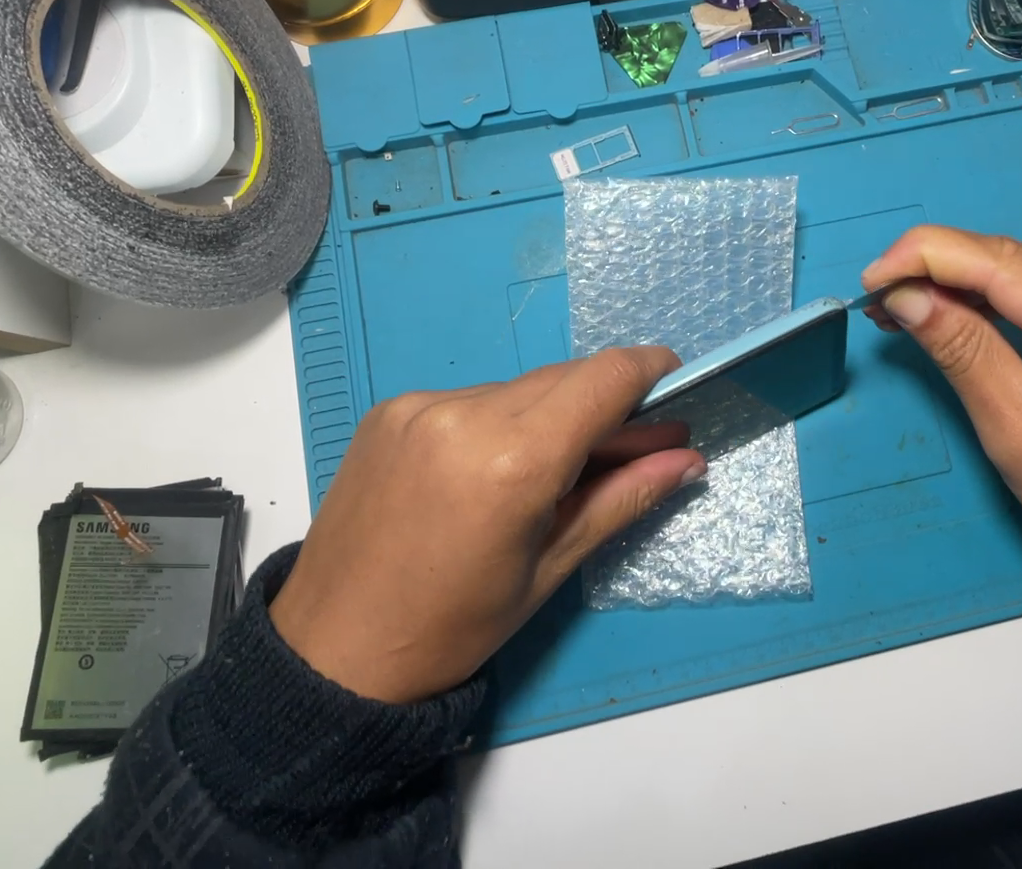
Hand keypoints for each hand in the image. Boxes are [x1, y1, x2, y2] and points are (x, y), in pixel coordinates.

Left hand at [269, 347, 706, 702]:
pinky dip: (505, 419)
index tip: (677, 384)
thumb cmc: (455, 626)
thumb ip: (624, 498)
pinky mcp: (392, 408)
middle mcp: (466, 411)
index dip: (651, 370)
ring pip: (522, 387)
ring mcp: (421, 404)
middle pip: (567, 377)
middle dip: (610, 401)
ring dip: (556, 413)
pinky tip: (498, 465)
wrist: (331, 651)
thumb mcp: (552, 568)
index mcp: (513, 458)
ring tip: (560, 468)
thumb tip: (689, 459)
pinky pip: (476, 398)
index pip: (605, 379)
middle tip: (635, 445)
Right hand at [863, 226, 1021, 600]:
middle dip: (940, 272)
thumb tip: (906, 296)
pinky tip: (959, 307)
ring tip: (907, 305)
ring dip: (965, 282)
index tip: (873, 277)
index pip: (1010, 265)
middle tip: (880, 298)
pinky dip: (1001, 295)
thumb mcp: (1020, 437)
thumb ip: (965, 354)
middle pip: (1021, 261)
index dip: (931, 258)